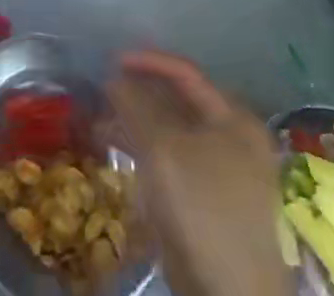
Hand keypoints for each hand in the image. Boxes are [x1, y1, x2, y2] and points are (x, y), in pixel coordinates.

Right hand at [108, 51, 290, 295]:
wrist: (229, 291)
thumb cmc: (201, 205)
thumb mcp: (163, 148)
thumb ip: (136, 105)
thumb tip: (113, 77)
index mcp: (233, 117)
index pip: (187, 73)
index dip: (148, 61)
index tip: (111, 61)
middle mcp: (233, 137)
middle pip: (179, 101)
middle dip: (138, 93)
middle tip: (103, 91)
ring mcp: (222, 169)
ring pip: (171, 131)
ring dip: (135, 122)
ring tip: (100, 121)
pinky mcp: (206, 197)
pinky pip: (171, 159)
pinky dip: (144, 150)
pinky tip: (117, 150)